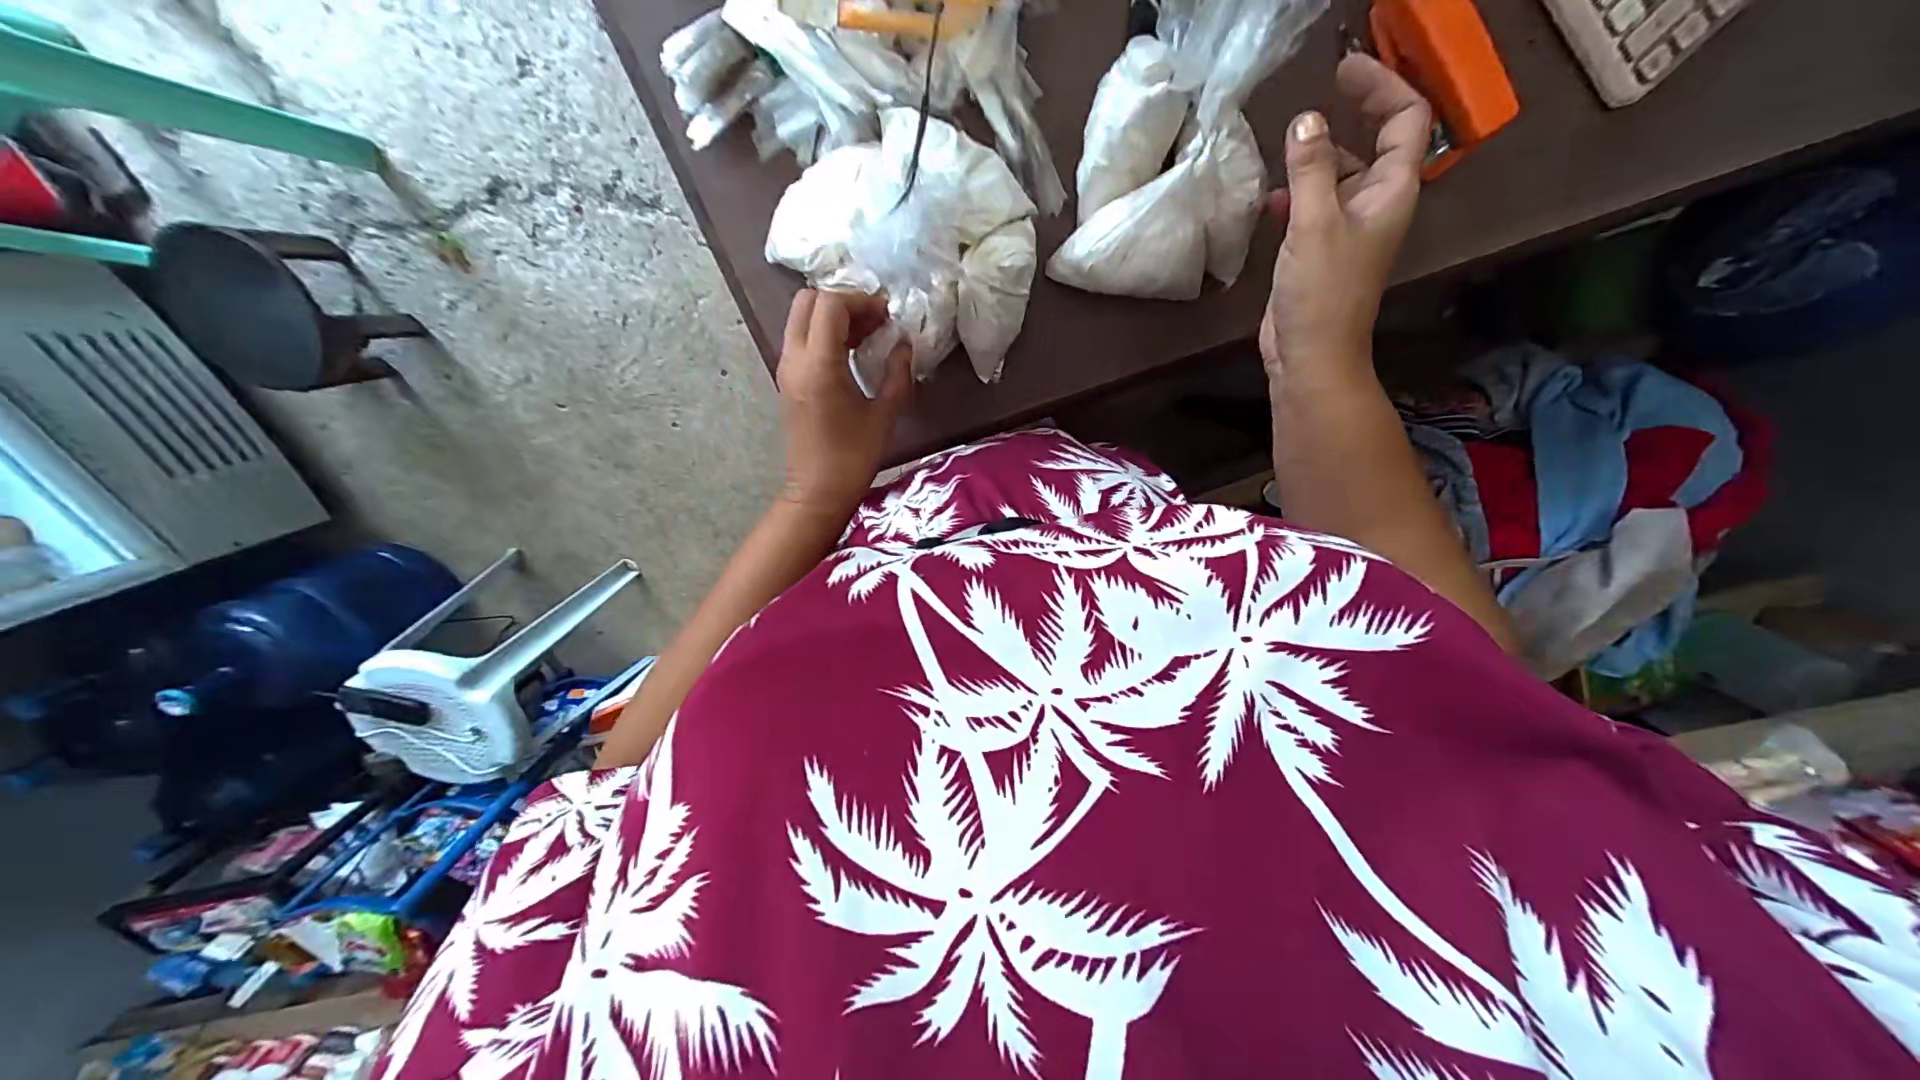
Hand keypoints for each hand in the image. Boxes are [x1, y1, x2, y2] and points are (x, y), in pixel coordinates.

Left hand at [776, 288, 910, 516]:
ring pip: (802, 317)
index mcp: (818, 364)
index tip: (886, 317)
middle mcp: (795, 359)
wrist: (817, 490)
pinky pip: (802, 339)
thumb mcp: (885, 414)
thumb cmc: (853, 457)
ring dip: (834, 317)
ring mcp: (787, 368)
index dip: (861, 301)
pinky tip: (853, 352)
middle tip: (874, 321)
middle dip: (843, 302)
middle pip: (808, 301)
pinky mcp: (788, 379)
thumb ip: (897, 373)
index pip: (830, 304)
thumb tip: (904, 344)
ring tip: (868, 335)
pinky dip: (825, 334)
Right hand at [1259, 53, 1432, 380]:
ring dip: (1315, 158)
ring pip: (1339, 175)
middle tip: (1313, 98)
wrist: (1310, 355)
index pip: (1406, 119)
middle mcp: (1376, 204)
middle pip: (1374, 143)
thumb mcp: (1315, 224)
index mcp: (1391, 191)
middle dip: (1350, 116)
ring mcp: (1347, 229)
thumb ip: (1312, 169)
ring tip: (1283, 150)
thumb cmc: (1322, 293)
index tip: (1343, 70)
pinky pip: (1313, 206)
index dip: (1382, 87)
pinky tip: (1268, 199)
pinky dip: (1294, 194)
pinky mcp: (1319, 251)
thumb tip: (1307, 120)